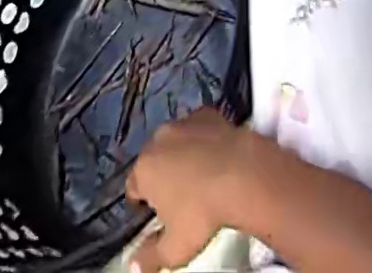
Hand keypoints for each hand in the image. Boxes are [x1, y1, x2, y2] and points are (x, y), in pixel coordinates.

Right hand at [125, 107, 259, 271]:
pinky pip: (197, 127)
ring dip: (180, 154)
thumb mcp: (174, 248)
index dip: (142, 203)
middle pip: (153, 160)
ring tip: (199, 175)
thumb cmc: (202, 212)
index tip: (155, 214)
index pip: (133, 187)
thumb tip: (131, 266)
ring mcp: (182, 122)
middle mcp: (158, 140)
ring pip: (174, 141)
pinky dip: (202, 138)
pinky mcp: (206, 113)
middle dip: (161, 175)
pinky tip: (215, 154)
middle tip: (180, 197)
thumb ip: (149, 257)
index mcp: (144, 169)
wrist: (240, 173)